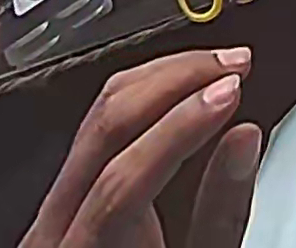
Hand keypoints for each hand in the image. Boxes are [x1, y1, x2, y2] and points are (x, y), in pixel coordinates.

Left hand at [22, 48, 260, 247]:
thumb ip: (220, 214)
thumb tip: (243, 136)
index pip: (124, 180)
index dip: (182, 126)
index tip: (233, 90)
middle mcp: (52, 231)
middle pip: (108, 125)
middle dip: (180, 78)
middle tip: (237, 63)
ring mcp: (52, 208)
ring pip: (102, 107)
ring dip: (169, 72)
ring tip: (221, 63)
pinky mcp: (68, 189)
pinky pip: (104, 116)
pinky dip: (153, 86)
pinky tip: (188, 80)